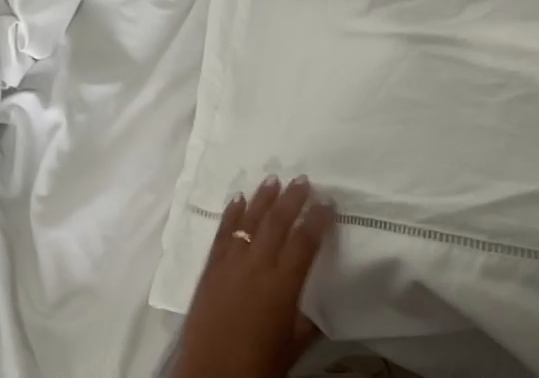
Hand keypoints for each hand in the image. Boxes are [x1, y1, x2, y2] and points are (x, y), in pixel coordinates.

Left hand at [173, 175, 336, 377]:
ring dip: (262, 198)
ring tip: (273, 179)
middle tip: (303, 180)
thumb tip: (320, 305)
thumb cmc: (258, 366)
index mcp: (282, 285)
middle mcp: (256, 266)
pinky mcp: (210, 268)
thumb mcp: (293, 346)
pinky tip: (238, 199)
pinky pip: (223, 233)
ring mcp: (230, 264)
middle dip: (292, 198)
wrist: (210, 377)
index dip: (318, 219)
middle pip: (277, 222)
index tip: (328, 202)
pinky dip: (231, 213)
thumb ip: (308, 320)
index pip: (304, 242)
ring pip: (248, 220)